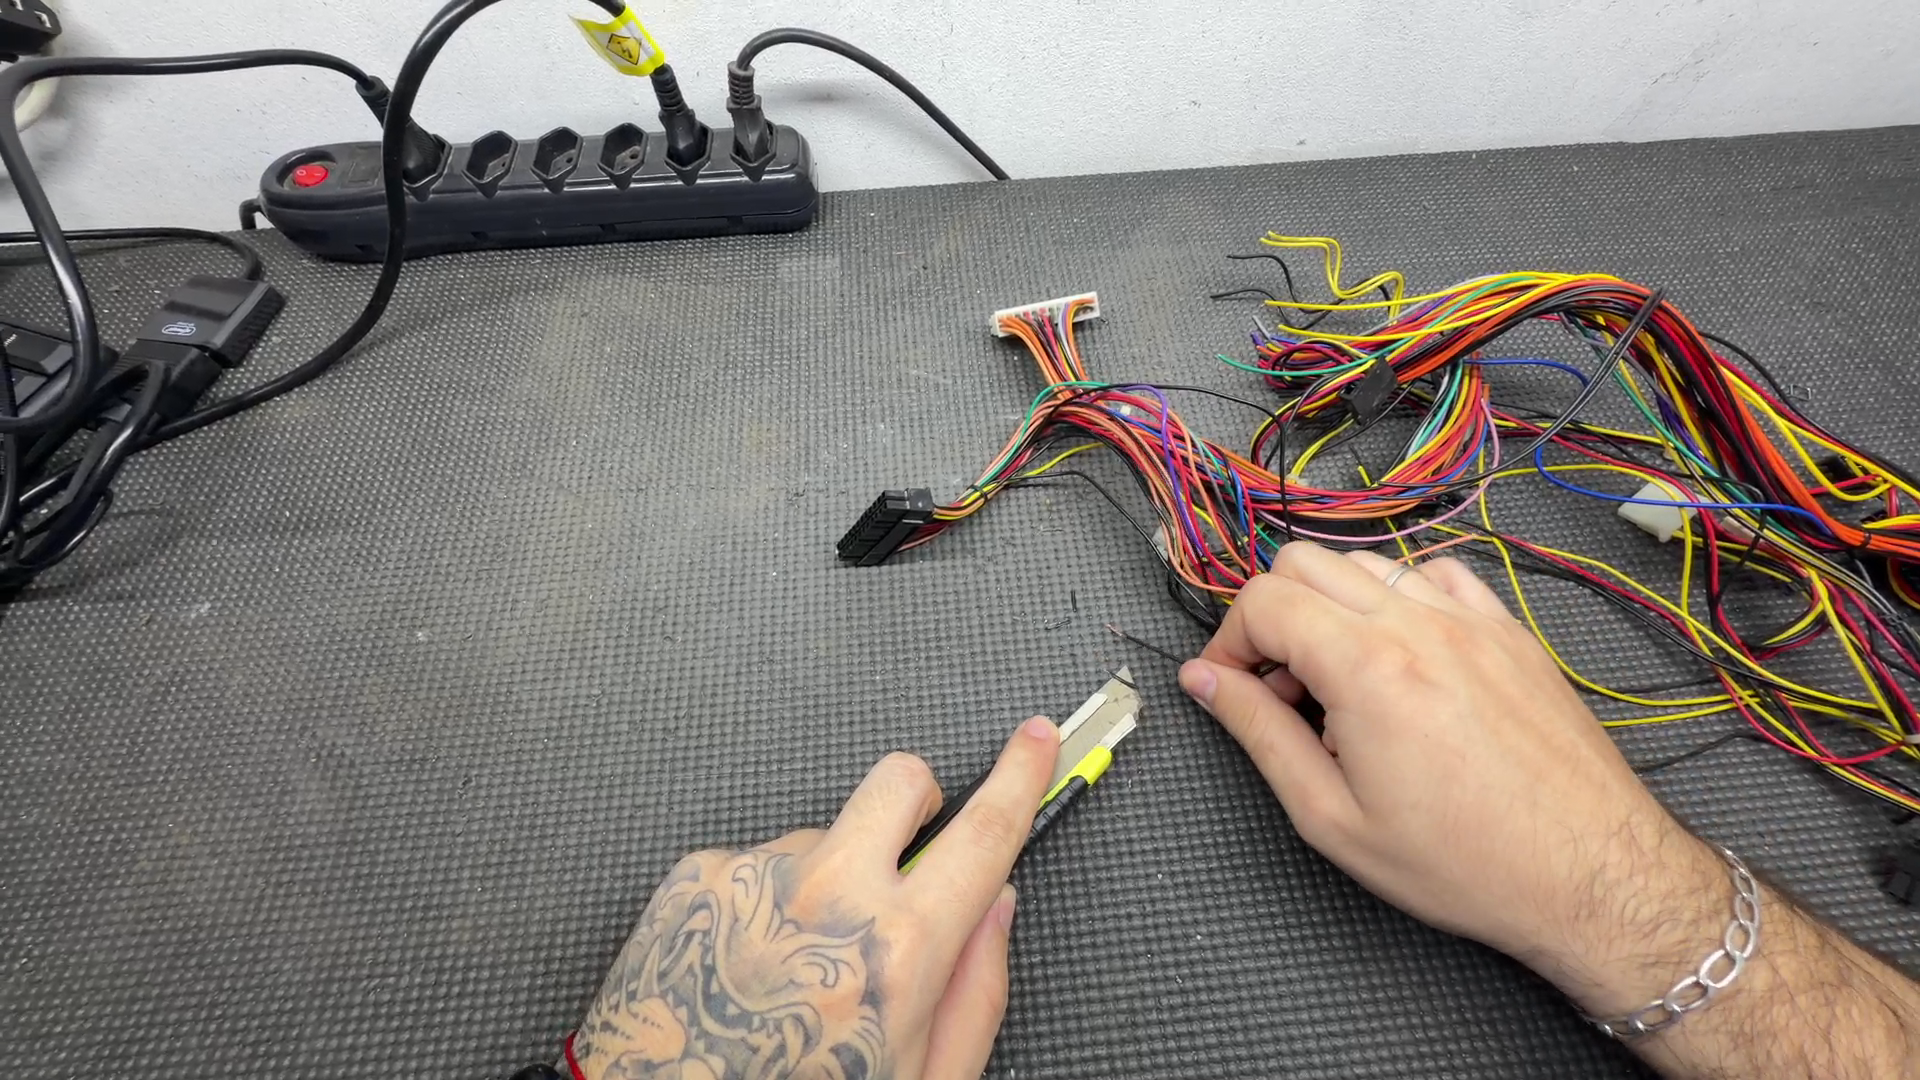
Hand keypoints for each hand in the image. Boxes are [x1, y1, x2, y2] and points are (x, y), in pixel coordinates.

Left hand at [572, 717, 1059, 1079]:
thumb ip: (976, 991)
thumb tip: (996, 906)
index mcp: (894, 951)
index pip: (984, 832)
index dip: (1021, 775)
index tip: (1035, 739)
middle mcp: (826, 894)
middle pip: (901, 778)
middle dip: (919, 798)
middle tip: (905, 850)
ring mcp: (758, 873)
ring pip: (825, 832)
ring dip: (827, 878)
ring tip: (795, 963)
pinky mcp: (700, 873)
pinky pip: (762, 860)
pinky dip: (768, 899)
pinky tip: (747, 963)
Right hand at [1178, 542, 1726, 1012]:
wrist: (1600, 885)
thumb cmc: (1461, 862)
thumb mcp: (1327, 814)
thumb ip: (1254, 729)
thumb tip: (1201, 678)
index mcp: (1367, 667)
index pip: (1261, 602)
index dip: (1227, 640)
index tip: (1230, 684)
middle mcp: (1416, 624)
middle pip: (1301, 562)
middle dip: (1268, 614)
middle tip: (1278, 681)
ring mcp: (1468, 619)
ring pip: (1360, 561)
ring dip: (1324, 604)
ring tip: (1334, 672)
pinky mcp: (1506, 629)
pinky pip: (1430, 572)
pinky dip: (1392, 595)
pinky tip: (1395, 648)